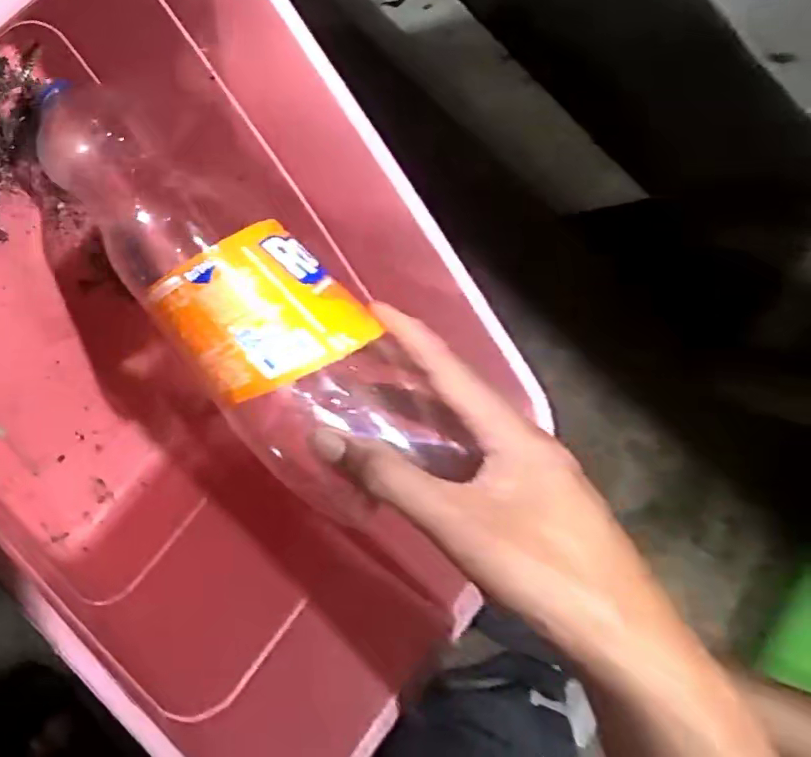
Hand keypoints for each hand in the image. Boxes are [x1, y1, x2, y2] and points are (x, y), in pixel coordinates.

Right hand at [314, 306, 774, 755]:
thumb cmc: (540, 567)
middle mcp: (523, 446)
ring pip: (457, 430)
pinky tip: (398, 456)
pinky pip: (461, 457)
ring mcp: (528, 476)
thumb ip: (385, 475)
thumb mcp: (452, 519)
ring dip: (409, 412)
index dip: (412, 336)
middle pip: (453, 396)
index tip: (374, 305)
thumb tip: (322, 435)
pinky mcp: (526, 504)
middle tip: (351, 353)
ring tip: (360, 398)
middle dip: (401, 372)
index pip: (452, 372)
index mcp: (514, 437)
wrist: (626, 645)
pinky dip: (423, 446)